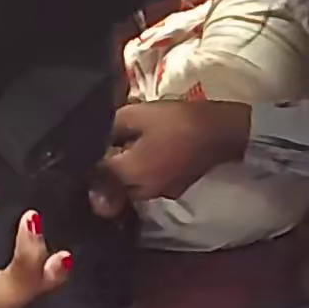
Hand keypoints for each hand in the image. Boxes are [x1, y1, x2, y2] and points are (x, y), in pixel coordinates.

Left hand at [93, 100, 252, 216]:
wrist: (221, 132)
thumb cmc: (176, 120)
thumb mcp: (136, 114)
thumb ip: (110, 127)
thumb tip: (96, 137)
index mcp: (129, 174)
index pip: (95, 177)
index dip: (88, 163)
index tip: (87, 149)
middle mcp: (141, 191)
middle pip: (112, 186)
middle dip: (107, 168)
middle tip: (110, 143)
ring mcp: (160, 193)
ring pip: (131, 187)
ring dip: (126, 171)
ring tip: (131, 144)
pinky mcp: (174, 190)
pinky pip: (149, 183)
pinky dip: (144, 171)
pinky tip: (151, 151)